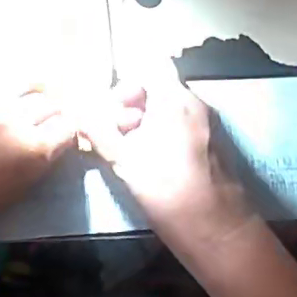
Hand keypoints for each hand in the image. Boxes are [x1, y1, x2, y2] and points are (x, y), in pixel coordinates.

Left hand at [0, 62, 77, 243]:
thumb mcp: (14, 192)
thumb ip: (31, 162)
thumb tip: (40, 143)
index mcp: (34, 151)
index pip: (66, 125)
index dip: (65, 127)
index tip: (61, 128)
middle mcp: (14, 120)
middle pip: (44, 101)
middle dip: (47, 109)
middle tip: (40, 114)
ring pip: (16, 80)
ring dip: (21, 86)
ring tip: (16, 91)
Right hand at [78, 60, 257, 248]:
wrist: (217, 230)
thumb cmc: (167, 190)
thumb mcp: (123, 159)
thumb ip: (98, 130)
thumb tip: (79, 111)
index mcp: (175, 99)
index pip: (147, 66)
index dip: (123, 83)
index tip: (107, 109)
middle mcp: (195, 103)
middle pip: (155, 88)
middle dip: (128, 106)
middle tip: (110, 134)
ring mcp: (206, 122)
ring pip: (166, 109)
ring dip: (141, 123)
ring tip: (124, 151)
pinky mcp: (210, 143)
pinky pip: (178, 126)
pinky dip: (158, 135)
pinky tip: (145, 162)